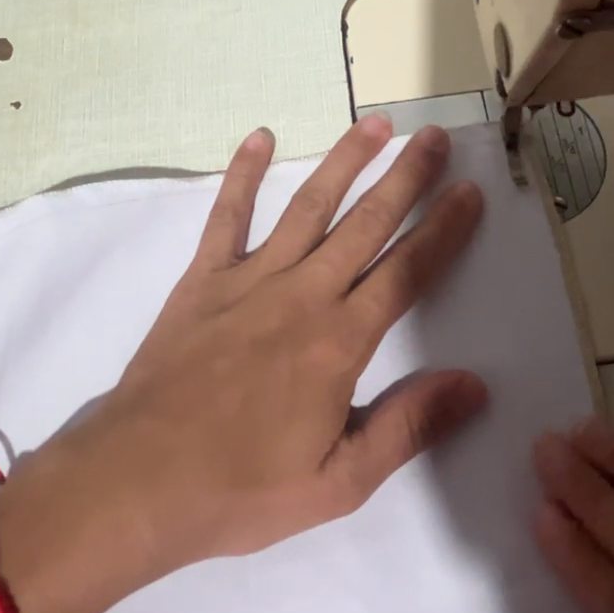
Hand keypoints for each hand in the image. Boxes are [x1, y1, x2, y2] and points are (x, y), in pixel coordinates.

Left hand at [0, 115, 489, 612]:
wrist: (138, 481)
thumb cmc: (244, 488)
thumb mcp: (340, 481)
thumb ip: (409, 426)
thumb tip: (475, 384)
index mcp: (340, 342)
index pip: (407, 272)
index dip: (443, 230)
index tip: (470, 190)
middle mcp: (302, 295)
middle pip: (366, 224)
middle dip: (407, 177)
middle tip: (436, 136)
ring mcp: (249, 280)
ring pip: (308, 207)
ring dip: (344, 161)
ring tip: (375, 124)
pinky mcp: (203, 280)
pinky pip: (227, 217)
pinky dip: (243, 175)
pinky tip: (259, 137)